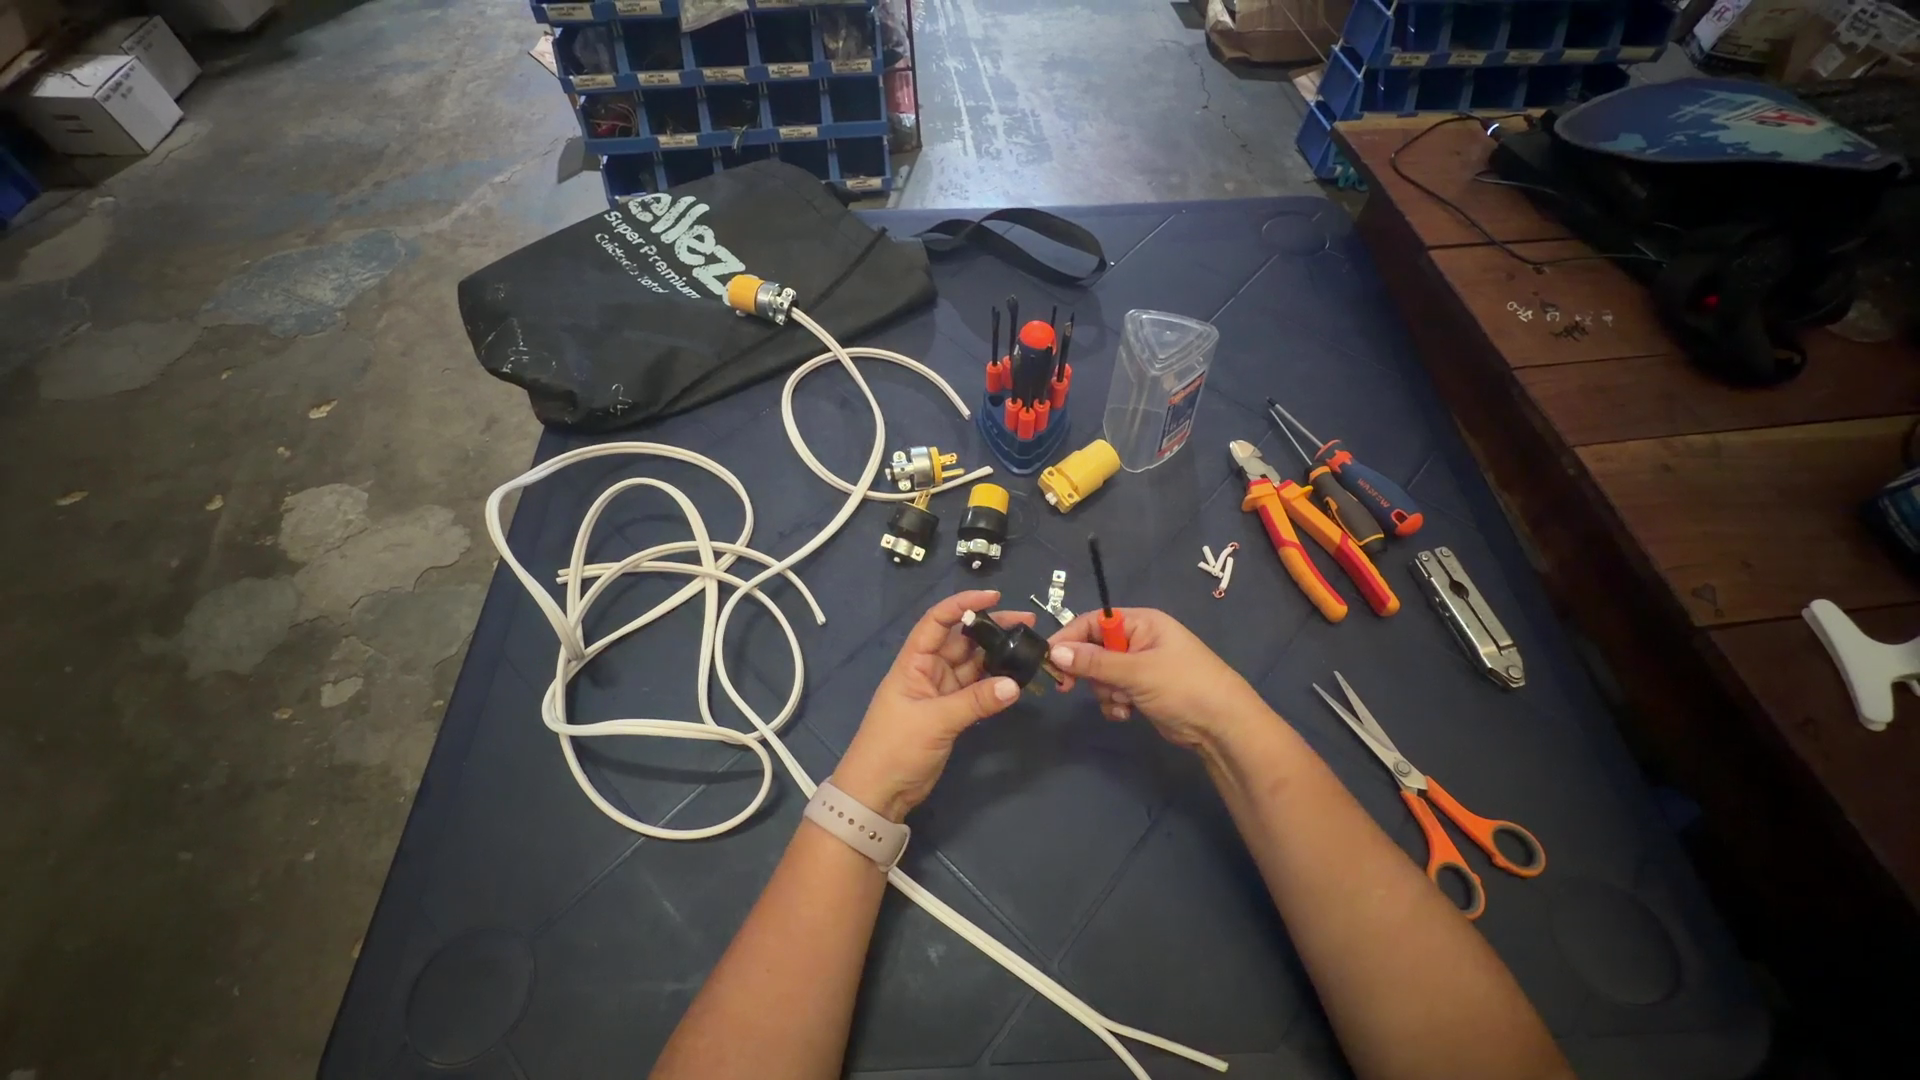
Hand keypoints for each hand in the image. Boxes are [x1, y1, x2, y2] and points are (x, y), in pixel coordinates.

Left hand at [831, 590, 1029, 821]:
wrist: (877, 792)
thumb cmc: (895, 748)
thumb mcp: (935, 721)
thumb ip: (976, 701)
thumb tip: (1016, 684)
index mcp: (913, 662)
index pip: (937, 621)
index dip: (963, 604)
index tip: (994, 596)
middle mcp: (927, 670)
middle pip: (961, 640)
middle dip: (991, 629)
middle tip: (1026, 624)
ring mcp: (939, 692)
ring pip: (972, 665)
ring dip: (996, 656)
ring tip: (1027, 647)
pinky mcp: (949, 713)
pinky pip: (975, 689)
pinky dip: (994, 683)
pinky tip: (1016, 678)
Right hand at [1046, 607, 1265, 748]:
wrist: (1222, 727)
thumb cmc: (1183, 686)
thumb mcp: (1136, 671)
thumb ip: (1094, 662)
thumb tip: (1055, 652)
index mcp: (1142, 622)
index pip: (1093, 621)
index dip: (1070, 638)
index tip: (1049, 659)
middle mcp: (1140, 640)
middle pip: (1094, 649)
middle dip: (1089, 671)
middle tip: (1069, 687)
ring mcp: (1142, 667)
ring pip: (1101, 674)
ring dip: (1104, 691)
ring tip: (1121, 702)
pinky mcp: (1143, 691)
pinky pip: (1113, 692)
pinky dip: (1114, 703)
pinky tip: (1126, 714)